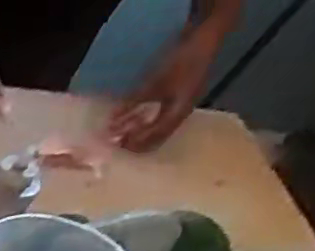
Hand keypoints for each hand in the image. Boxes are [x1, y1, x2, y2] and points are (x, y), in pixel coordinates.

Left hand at [107, 24, 219, 150]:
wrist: (203, 39)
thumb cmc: (180, 62)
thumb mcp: (152, 85)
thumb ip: (131, 105)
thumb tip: (111, 124)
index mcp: (179, 112)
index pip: (155, 136)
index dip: (136, 143)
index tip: (118, 146)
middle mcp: (182, 112)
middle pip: (158, 136)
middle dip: (137, 142)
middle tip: (118, 144)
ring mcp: (183, 105)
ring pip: (159, 128)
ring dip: (140, 132)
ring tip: (122, 135)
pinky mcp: (181, 98)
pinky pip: (161, 116)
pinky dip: (146, 121)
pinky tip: (133, 120)